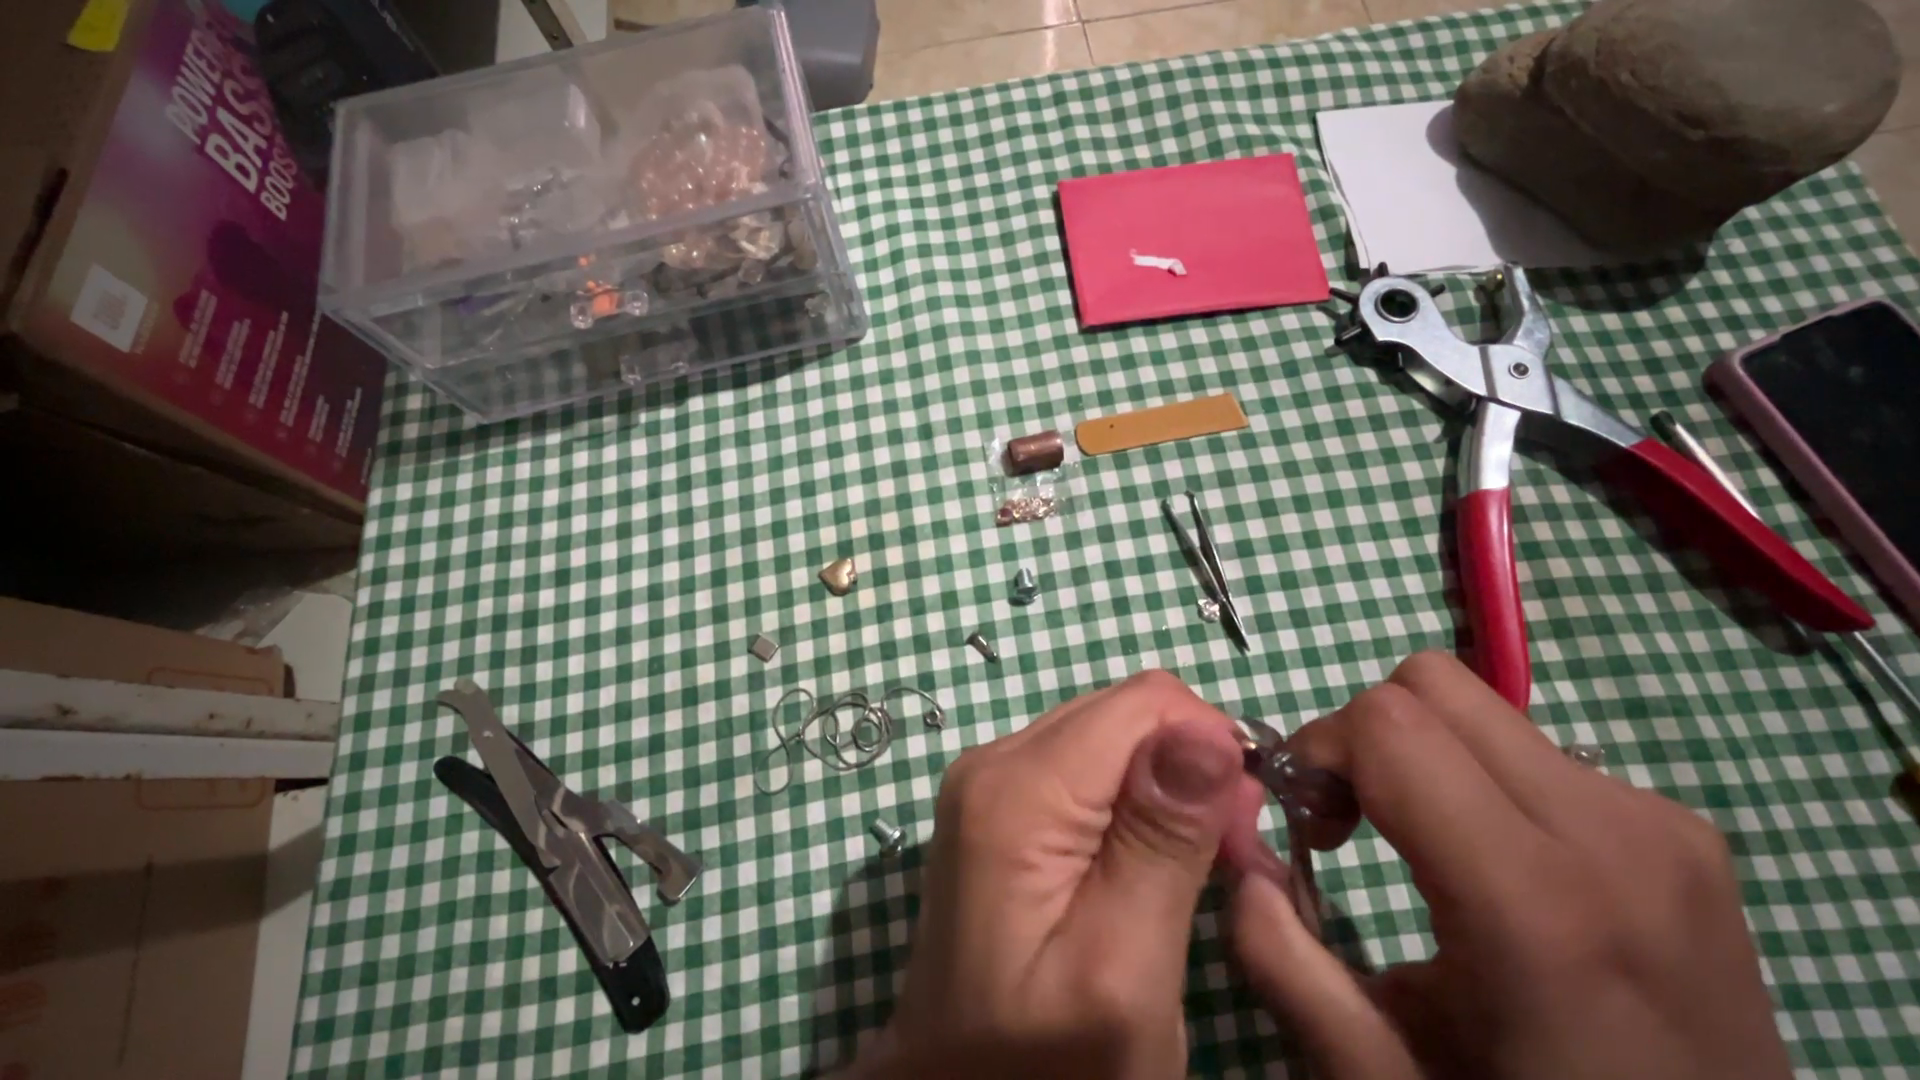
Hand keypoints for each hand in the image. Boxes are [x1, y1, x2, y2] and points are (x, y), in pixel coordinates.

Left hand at [847, 671, 1265, 1079]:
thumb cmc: (1046, 1058)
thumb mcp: (1123, 965)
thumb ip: (1161, 841)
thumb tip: (1206, 729)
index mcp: (1018, 788)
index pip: (1145, 702)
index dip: (1210, 750)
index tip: (1241, 835)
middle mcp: (993, 761)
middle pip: (1127, 714)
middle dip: (1191, 771)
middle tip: (1225, 863)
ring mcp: (990, 782)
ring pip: (1112, 737)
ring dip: (1167, 791)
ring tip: (1189, 874)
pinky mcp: (998, 807)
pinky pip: (1086, 770)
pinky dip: (1132, 805)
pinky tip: (1145, 867)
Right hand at [1223, 651, 1793, 1079]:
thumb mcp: (1375, 1076)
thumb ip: (1280, 959)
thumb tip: (1235, 850)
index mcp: (1533, 902)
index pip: (1389, 721)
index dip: (1320, 747)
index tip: (1310, 822)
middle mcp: (1611, 833)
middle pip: (1434, 683)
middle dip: (1364, 736)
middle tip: (1351, 821)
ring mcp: (1664, 826)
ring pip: (1486, 710)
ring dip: (1424, 757)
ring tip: (1425, 848)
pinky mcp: (1691, 832)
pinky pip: (1542, 752)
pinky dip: (1485, 782)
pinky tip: (1499, 870)